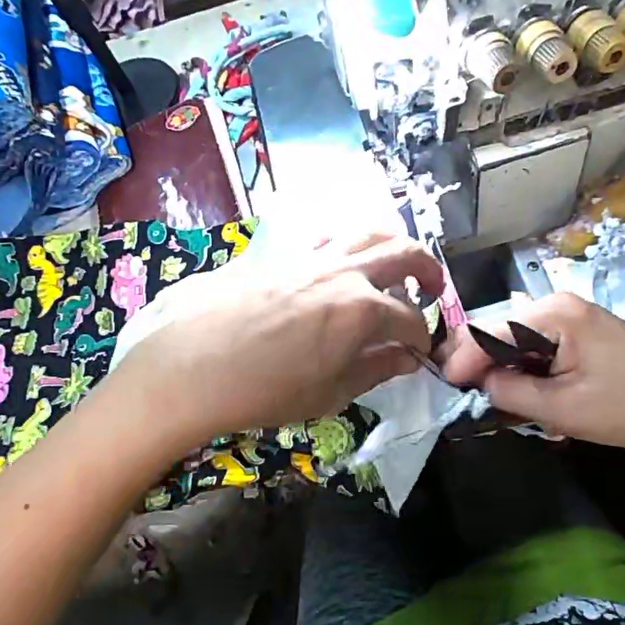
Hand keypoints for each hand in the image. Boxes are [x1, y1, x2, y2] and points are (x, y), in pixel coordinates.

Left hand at [115, 232, 443, 443]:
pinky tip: (341, 266)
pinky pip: (328, 237)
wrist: (191, 367)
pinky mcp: (282, 255)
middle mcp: (344, 272)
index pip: (411, 320)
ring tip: (395, 266)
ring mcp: (311, 257)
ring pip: (367, 231)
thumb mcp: (330, 393)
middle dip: (429, 272)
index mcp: (363, 309)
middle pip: (404, 253)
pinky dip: (349, 245)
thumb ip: (375, 369)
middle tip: (433, 293)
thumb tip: (407, 358)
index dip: (423, 339)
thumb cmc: (264, 391)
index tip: (420, 355)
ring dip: (393, 245)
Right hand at [440, 293, 624, 475]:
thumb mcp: (562, 409)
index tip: (445, 387)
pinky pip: (540, 348)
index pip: (489, 331)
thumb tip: (480, 383)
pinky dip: (530, 372)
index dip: (462, 360)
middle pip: (501, 333)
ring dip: (508, 373)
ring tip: (505, 405)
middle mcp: (559, 304)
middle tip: (473, 400)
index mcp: (553, 313)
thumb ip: (509, 392)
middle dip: (484, 366)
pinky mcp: (584, 333)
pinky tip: (535, 397)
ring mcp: (574, 316)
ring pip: (518, 343)